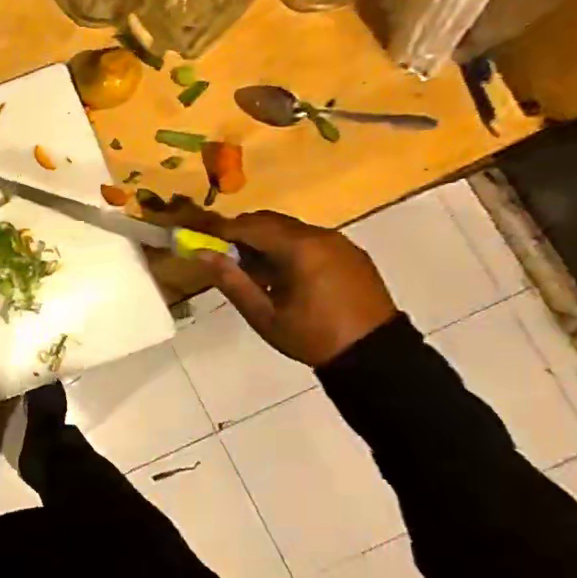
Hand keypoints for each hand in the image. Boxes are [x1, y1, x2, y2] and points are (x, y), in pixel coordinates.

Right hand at [193, 209, 397, 366]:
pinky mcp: (351, 253)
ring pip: (292, 230)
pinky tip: (285, 277)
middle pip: (271, 222)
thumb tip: (202, 254)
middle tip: (225, 258)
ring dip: (268, 242)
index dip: (223, 231)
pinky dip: (290, 249)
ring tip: (255, 273)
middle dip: (244, 234)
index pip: (251, 226)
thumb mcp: (265, 315)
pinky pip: (312, 241)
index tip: (202, 239)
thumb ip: (232, 281)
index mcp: (299, 248)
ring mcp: (339, 242)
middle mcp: (321, 235)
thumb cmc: (313, 337)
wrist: (375, 355)